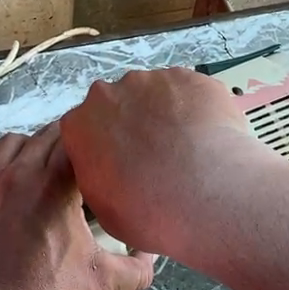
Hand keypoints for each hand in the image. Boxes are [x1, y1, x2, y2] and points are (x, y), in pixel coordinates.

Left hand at [0, 124, 156, 289]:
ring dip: (29, 148)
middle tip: (72, 165)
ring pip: (12, 141)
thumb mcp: (99, 281)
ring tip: (39, 169)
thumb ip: (137, 267)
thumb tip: (154, 250)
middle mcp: (19, 172)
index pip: (76, 139)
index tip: (95, 156)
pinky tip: (5, 174)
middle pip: (46, 136)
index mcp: (54, 186)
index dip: (89, 144)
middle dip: (63, 146)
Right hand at [59, 67, 277, 253]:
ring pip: (154, 93)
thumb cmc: (148, 212)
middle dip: (133, 123)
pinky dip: (196, 108)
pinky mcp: (188, 77)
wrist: (205, 196)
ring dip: (165, 114)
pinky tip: (209, 137)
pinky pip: (188, 91)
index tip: (123, 162)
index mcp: (79, 125)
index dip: (106, 144)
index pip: (85, 127)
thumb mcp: (103, 207)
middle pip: (118, 103)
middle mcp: (108, 94)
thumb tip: (110, 170)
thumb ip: (97, 175)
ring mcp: (150, 81)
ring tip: (189, 147)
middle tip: (157, 155)